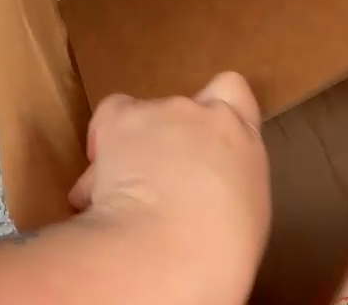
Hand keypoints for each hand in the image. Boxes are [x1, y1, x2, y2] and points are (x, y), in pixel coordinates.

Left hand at [67, 72, 270, 302]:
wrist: (167, 253)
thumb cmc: (217, 255)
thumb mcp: (243, 214)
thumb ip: (227, 180)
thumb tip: (204, 186)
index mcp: (242, 140)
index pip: (232, 91)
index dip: (216, 107)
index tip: (207, 139)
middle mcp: (201, 113)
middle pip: (183, 111)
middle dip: (173, 138)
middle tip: (164, 182)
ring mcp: (159, 110)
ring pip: (144, 117)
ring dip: (138, 144)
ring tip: (129, 191)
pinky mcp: (119, 117)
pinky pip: (111, 117)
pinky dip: (106, 139)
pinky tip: (104, 173)